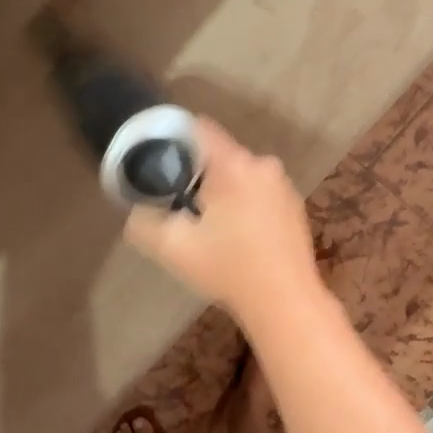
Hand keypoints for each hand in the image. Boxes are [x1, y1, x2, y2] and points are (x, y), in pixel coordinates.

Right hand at [124, 118, 325, 321]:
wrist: (285, 302)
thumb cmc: (228, 270)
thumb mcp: (173, 249)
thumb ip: (143, 223)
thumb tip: (137, 212)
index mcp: (234, 166)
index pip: (199, 129)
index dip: (175, 140)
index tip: (160, 162)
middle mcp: (263, 166)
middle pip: (220, 156)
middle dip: (199, 176)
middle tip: (182, 209)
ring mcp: (283, 186)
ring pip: (241, 176)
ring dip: (223, 194)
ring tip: (210, 228)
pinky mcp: (295, 207)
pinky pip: (259, 193)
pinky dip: (245, 206)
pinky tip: (238, 238)